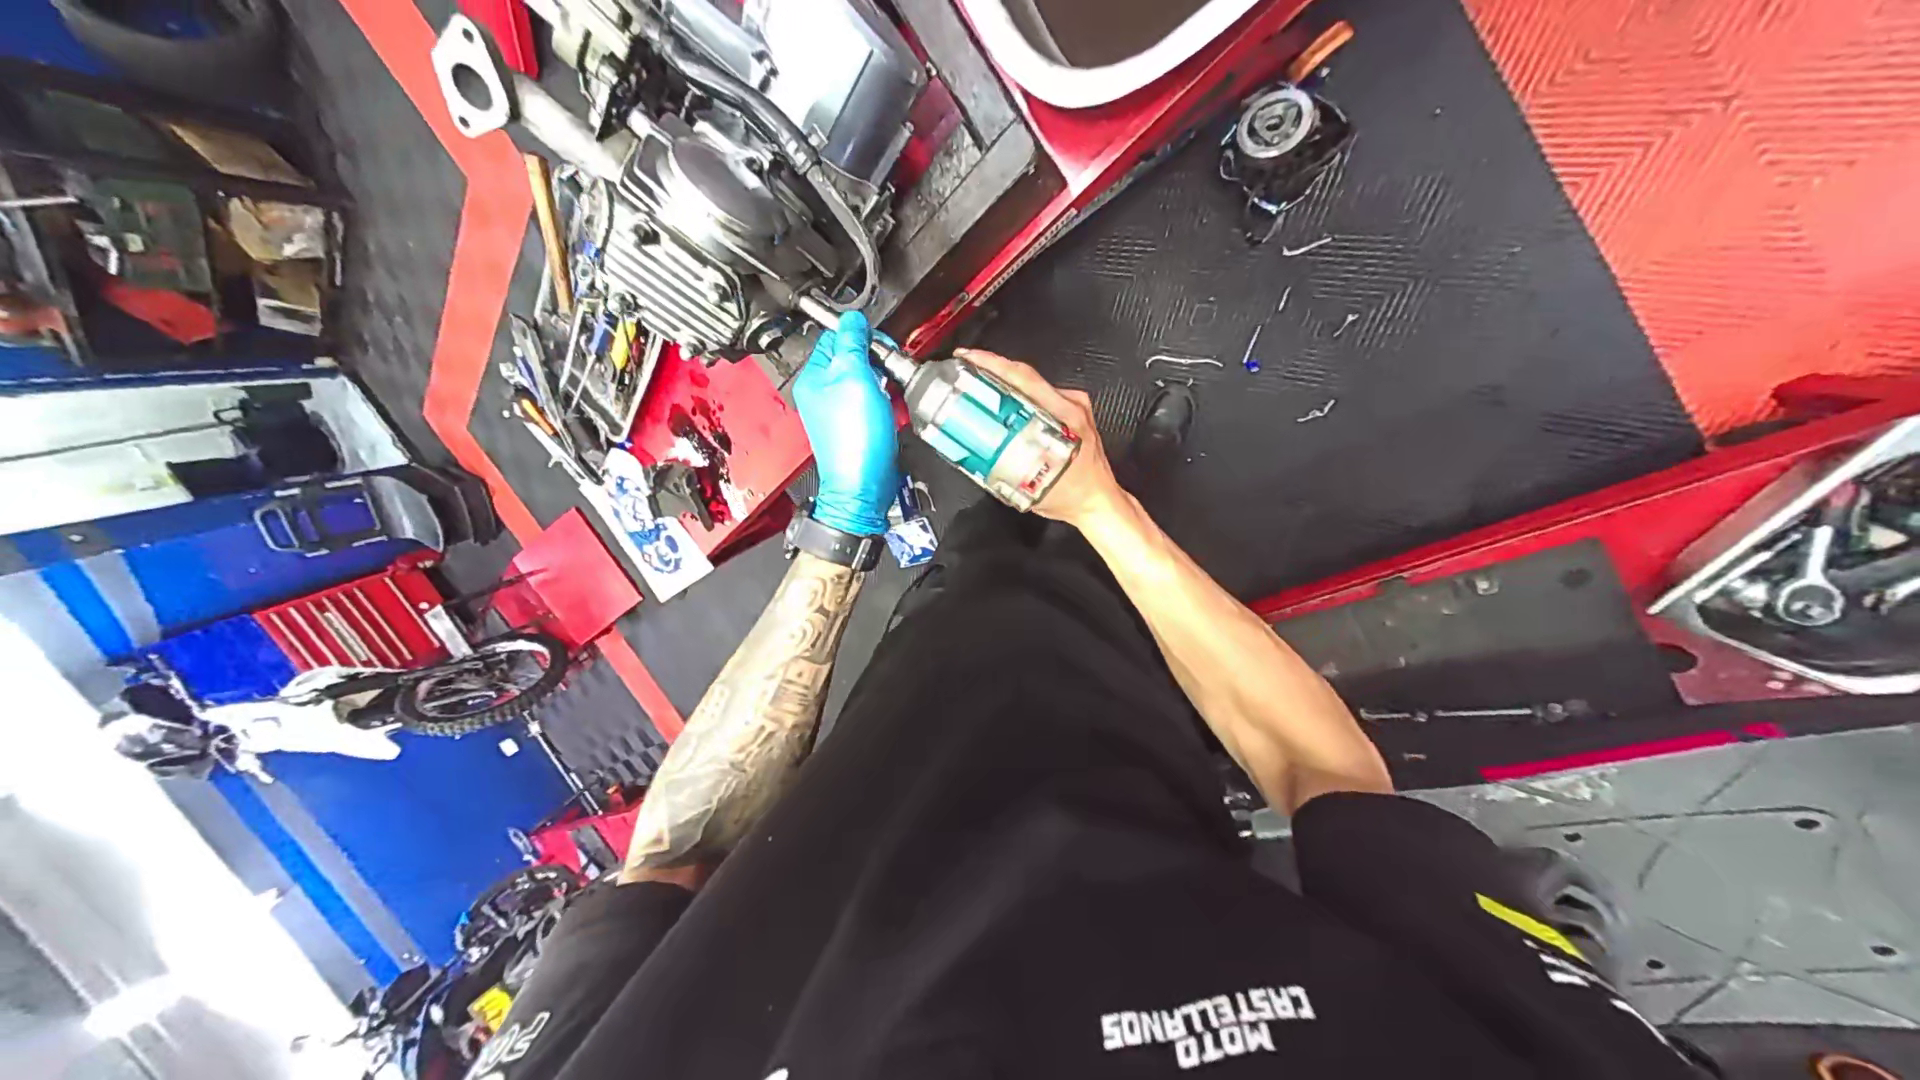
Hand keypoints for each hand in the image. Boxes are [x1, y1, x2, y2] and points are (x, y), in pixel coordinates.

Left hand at [793, 311, 899, 536]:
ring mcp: (842, 411)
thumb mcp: (853, 378)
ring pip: (869, 380)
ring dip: (885, 383)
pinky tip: (894, 410)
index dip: (860, 336)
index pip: (835, 338)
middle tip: (887, 371)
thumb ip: (852, 344)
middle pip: (854, 359)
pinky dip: (889, 403)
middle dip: (876, 362)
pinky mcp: (860, 427)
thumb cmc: (854, 441)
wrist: (864, 486)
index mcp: (813, 378)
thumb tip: (852, 320)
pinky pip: (877, 403)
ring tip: (891, 393)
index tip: (878, 345)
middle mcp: (824, 393)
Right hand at [953, 348, 1125, 530]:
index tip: (970, 358)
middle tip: (967, 368)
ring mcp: (1075, 407)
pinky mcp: (1074, 413)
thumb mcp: (1030, 484)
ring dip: (1006, 382)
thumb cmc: (1073, 496)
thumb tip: (973, 454)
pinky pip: (1041, 396)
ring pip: (1033, 384)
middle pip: (1025, 376)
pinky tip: (1006, 402)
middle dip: (993, 369)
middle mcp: (1072, 406)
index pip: (1023, 378)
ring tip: (981, 383)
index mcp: (1064, 416)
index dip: (993, 364)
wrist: (1097, 502)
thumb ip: (1002, 465)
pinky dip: (1020, 396)